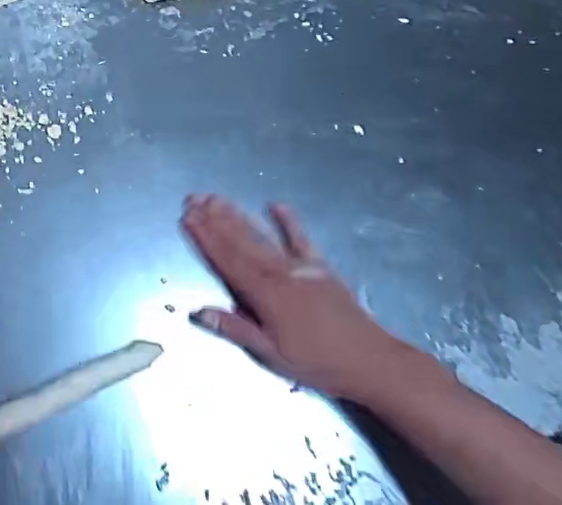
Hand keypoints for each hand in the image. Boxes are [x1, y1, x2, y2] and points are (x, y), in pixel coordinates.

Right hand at [180, 194, 438, 403]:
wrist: (375, 363)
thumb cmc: (320, 363)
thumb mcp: (273, 356)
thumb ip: (235, 329)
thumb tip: (197, 311)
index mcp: (263, 294)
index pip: (226, 259)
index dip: (204, 237)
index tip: (186, 217)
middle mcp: (278, 273)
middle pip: (239, 241)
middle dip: (214, 219)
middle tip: (193, 198)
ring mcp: (300, 267)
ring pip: (261, 235)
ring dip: (237, 215)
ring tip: (217, 198)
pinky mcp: (321, 268)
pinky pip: (301, 240)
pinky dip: (289, 222)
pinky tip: (276, 206)